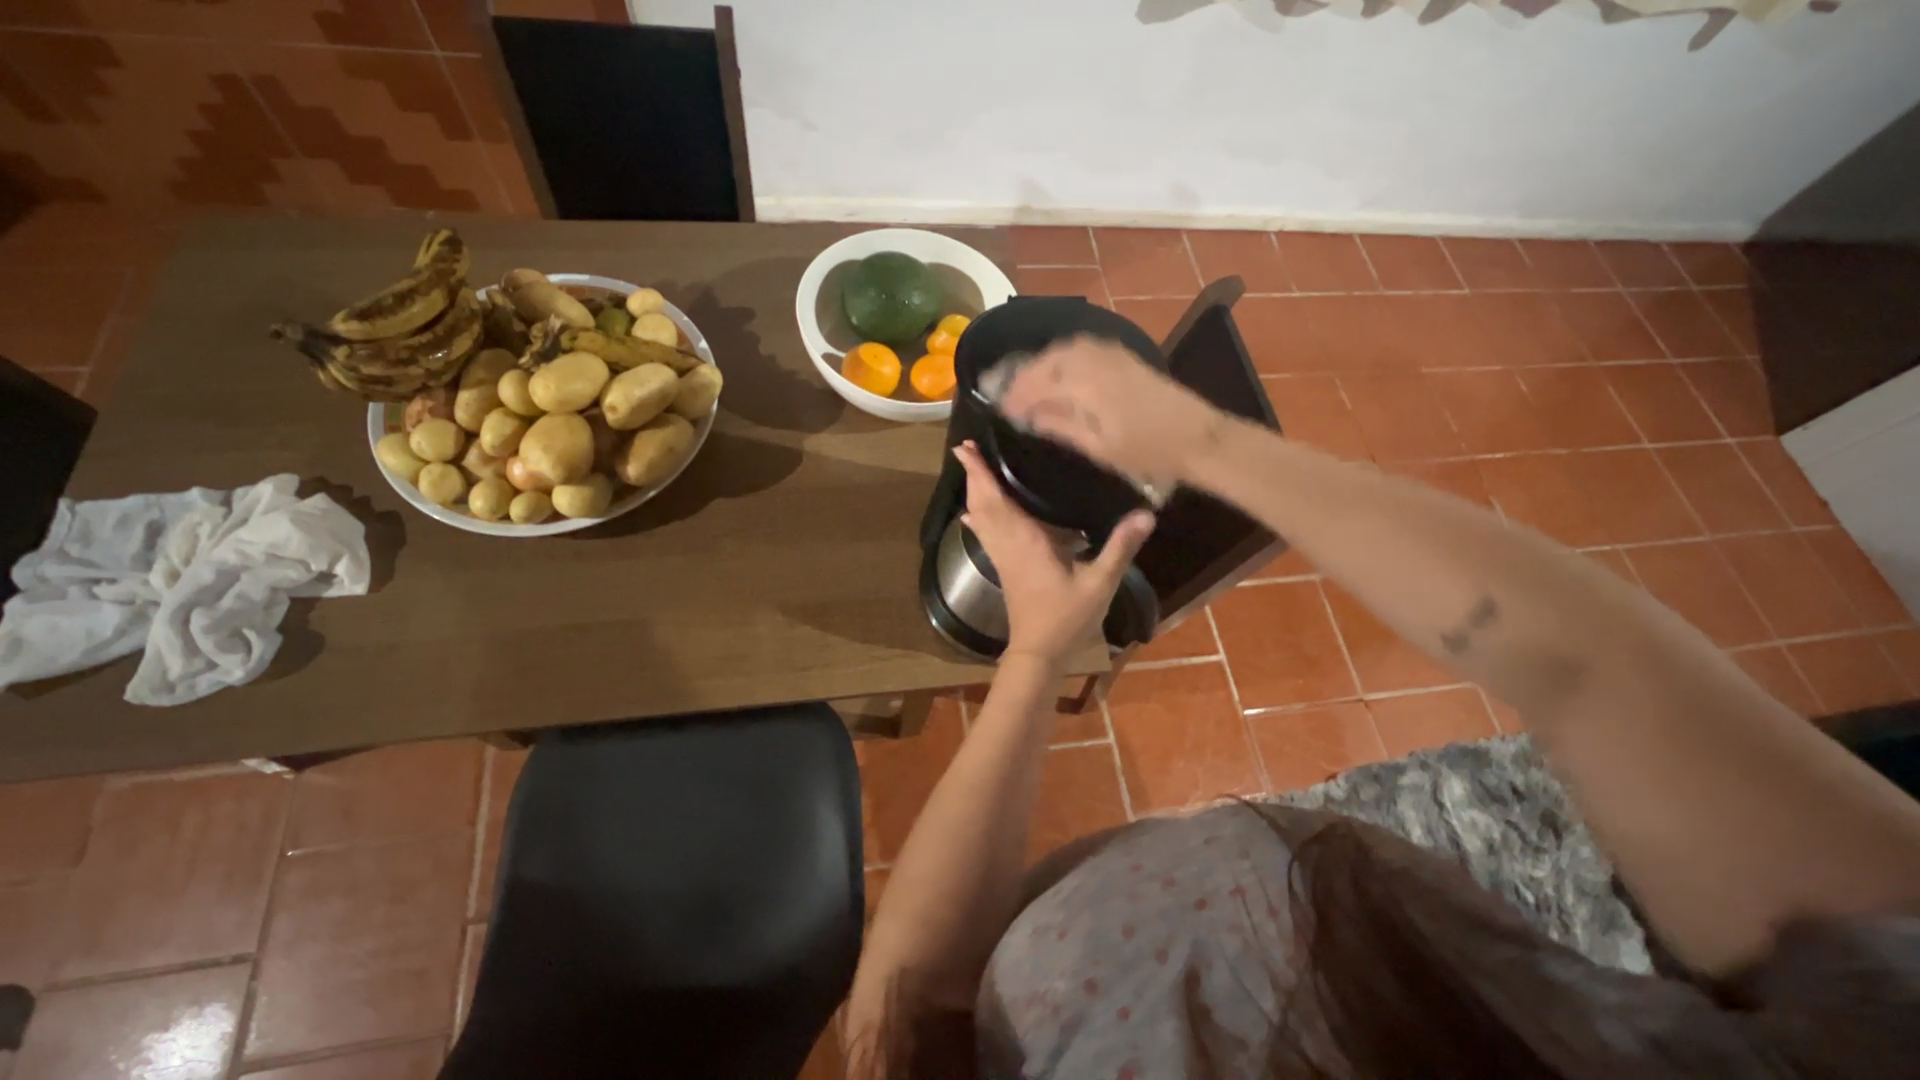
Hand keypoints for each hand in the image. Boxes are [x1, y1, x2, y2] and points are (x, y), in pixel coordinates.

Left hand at [953, 440, 1155, 664]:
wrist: (1040, 652)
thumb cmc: (1068, 617)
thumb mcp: (1100, 583)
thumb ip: (1120, 547)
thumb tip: (1145, 513)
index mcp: (1026, 540)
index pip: (998, 500)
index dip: (981, 474)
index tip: (967, 449)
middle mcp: (1008, 544)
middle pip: (984, 504)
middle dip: (974, 476)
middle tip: (965, 448)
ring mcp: (1003, 557)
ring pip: (982, 518)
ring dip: (974, 493)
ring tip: (970, 470)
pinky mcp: (1005, 568)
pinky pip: (987, 534)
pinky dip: (980, 518)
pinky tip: (973, 515)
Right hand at [989, 335, 1225, 496]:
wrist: (1198, 438)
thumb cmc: (1148, 451)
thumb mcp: (1098, 447)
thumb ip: (1060, 426)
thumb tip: (1028, 415)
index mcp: (1086, 383)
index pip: (1037, 382)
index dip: (1016, 395)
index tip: (1001, 410)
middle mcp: (1096, 359)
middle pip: (1048, 359)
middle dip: (1025, 376)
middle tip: (1010, 397)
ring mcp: (1112, 353)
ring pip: (1065, 350)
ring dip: (1043, 365)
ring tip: (1030, 387)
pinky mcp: (1124, 356)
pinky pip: (1083, 348)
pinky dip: (1064, 359)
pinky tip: (1060, 378)